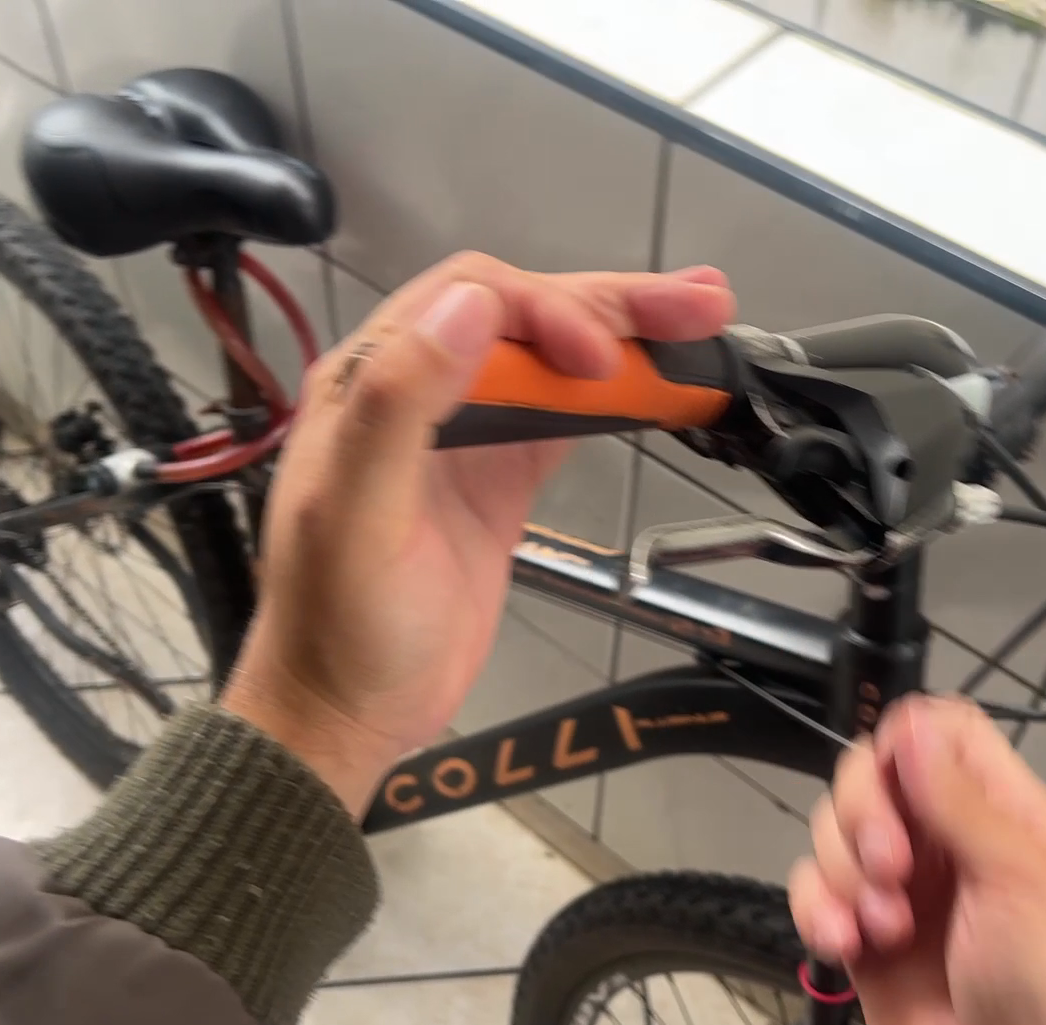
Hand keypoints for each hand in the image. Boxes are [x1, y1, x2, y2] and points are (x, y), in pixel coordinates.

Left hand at [220, 252, 734, 813]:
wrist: (353, 706)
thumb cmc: (345, 623)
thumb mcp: (357, 514)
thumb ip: (399, 402)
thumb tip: (471, 301)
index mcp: (369, 378)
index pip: (469, 298)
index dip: (545, 312)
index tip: (600, 362)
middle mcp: (420, 389)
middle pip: (523, 319)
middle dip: (611, 306)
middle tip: (700, 305)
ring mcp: (466, 436)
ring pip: (549, 363)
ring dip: (622, 339)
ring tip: (700, 323)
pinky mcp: (498, 478)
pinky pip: (560, 419)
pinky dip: (612, 399)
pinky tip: (656, 384)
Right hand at [787, 696, 1045, 1024]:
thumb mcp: (1025, 887)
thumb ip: (964, 802)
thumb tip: (916, 723)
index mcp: (1001, 816)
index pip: (945, 732)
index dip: (910, 737)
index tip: (894, 777)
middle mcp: (943, 838)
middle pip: (871, 771)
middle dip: (863, 813)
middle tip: (889, 866)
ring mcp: (897, 880)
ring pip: (833, 825)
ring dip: (843, 872)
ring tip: (881, 926)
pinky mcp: (857, 921)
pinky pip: (810, 884)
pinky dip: (816, 908)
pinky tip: (844, 943)